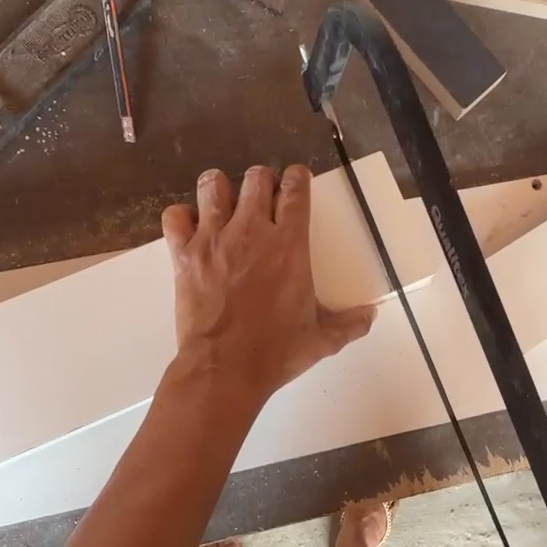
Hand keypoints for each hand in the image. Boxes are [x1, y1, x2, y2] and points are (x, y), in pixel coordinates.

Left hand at [161, 165, 375, 405]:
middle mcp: (252, 230)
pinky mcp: (184, 254)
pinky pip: (175, 216)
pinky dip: (182, 218)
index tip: (296, 184)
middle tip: (262, 200)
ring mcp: (214, 238)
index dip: (297, 180)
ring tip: (224, 206)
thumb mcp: (321, 341)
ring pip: (214, 185)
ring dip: (221, 190)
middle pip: (256, 178)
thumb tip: (371, 317)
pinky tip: (190, 230)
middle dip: (262, 182)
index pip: (296, 190)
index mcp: (290, 245)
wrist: (225, 368)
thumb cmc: (276, 353)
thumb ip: (348, 325)